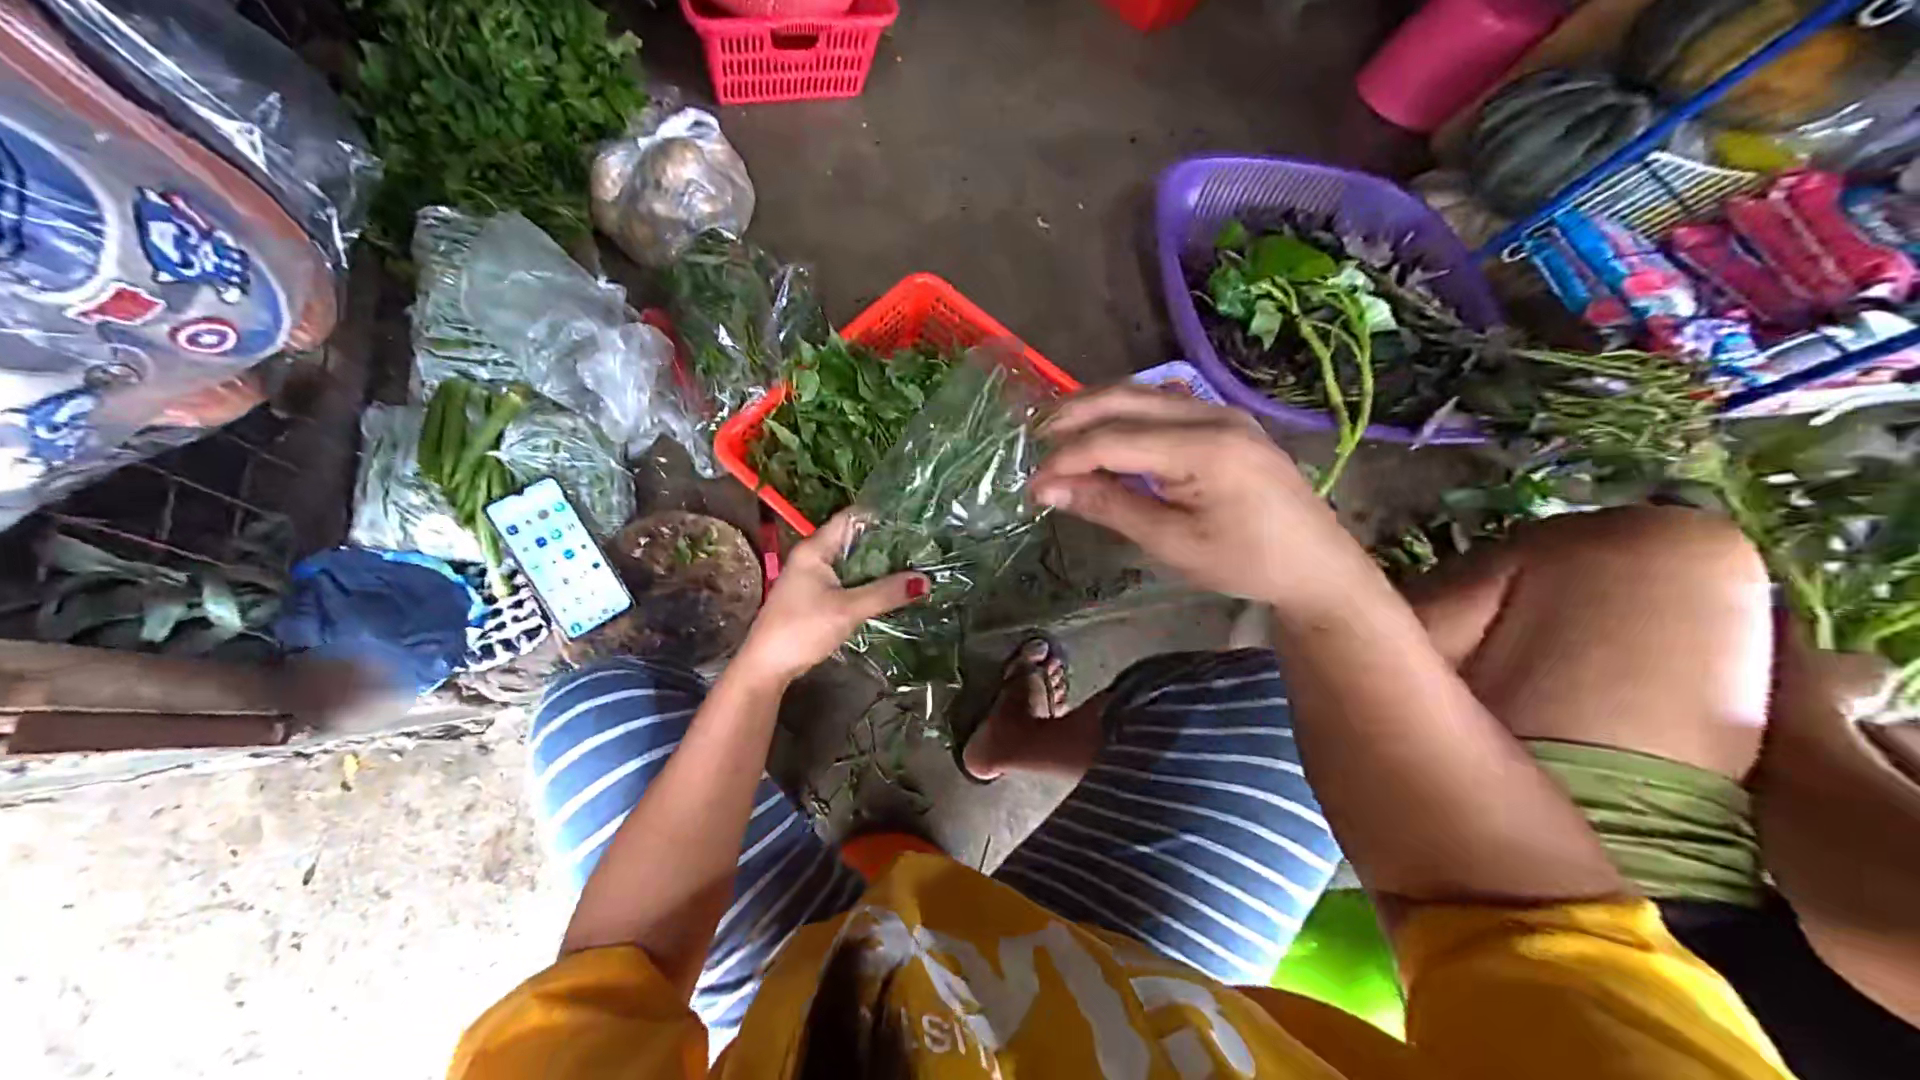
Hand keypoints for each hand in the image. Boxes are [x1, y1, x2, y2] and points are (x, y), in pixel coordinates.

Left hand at [733, 509, 928, 683]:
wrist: (766, 666)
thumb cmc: (802, 629)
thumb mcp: (848, 609)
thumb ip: (885, 593)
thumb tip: (925, 580)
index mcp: (815, 549)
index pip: (850, 519)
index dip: (879, 515)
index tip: (911, 517)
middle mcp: (812, 557)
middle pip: (853, 540)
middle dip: (885, 542)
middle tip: (920, 542)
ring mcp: (812, 578)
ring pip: (851, 563)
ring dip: (878, 565)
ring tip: (913, 562)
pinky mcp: (815, 597)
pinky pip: (847, 581)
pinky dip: (867, 581)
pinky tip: (889, 587)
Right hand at [1030, 386, 1380, 615]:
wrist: (1317, 565)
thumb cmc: (1245, 563)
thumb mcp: (1171, 543)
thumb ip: (1109, 506)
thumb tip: (1049, 489)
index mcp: (1202, 449)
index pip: (1112, 440)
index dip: (1065, 459)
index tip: (1032, 485)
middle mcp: (1212, 415)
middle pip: (1124, 400)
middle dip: (1072, 417)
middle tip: (1033, 442)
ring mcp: (1223, 412)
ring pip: (1142, 393)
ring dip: (1096, 408)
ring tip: (1058, 432)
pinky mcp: (1226, 420)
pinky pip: (1163, 404)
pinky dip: (1125, 413)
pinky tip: (1106, 431)